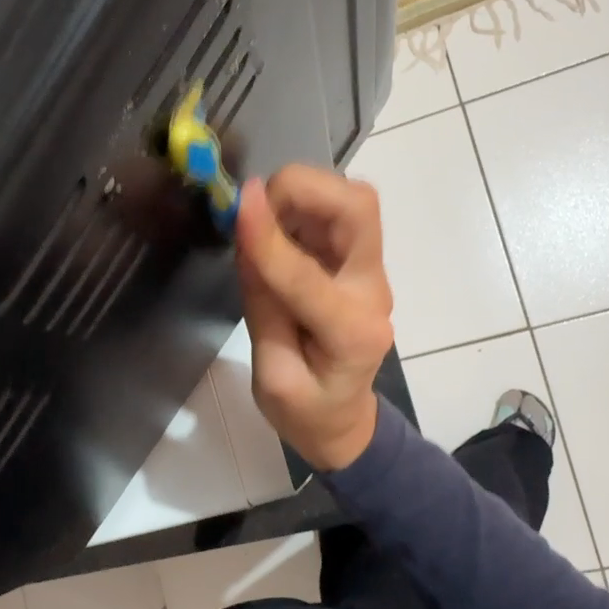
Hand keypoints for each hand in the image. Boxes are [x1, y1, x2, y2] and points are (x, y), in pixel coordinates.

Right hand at [234, 165, 394, 470]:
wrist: (343, 419)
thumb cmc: (306, 411)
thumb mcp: (273, 378)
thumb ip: (264, 308)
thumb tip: (246, 241)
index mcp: (351, 335)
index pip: (307, 277)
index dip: (269, 237)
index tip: (238, 201)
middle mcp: (371, 292)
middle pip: (358, 209)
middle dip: (304, 189)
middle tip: (254, 203)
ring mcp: (369, 272)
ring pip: (352, 201)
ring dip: (301, 193)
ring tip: (258, 215)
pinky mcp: (356, 261)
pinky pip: (336, 212)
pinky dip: (299, 204)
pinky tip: (270, 223)